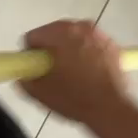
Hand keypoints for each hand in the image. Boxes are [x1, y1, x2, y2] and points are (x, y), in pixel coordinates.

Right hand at [20, 20, 137, 134]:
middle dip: (50, 49)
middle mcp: (80, 27)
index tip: (34, 69)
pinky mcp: (114, 46)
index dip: (30, 54)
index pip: (33, 36)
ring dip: (68, 49)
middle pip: (54, 33)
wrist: (111, 110)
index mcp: (60, 33)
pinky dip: (86, 53)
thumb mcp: (39, 93)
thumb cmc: (73, 98)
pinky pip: (91, 45)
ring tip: (70, 73)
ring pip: (74, 38)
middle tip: (50, 71)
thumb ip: (24, 79)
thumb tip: (23, 75)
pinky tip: (87, 73)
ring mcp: (100, 35)